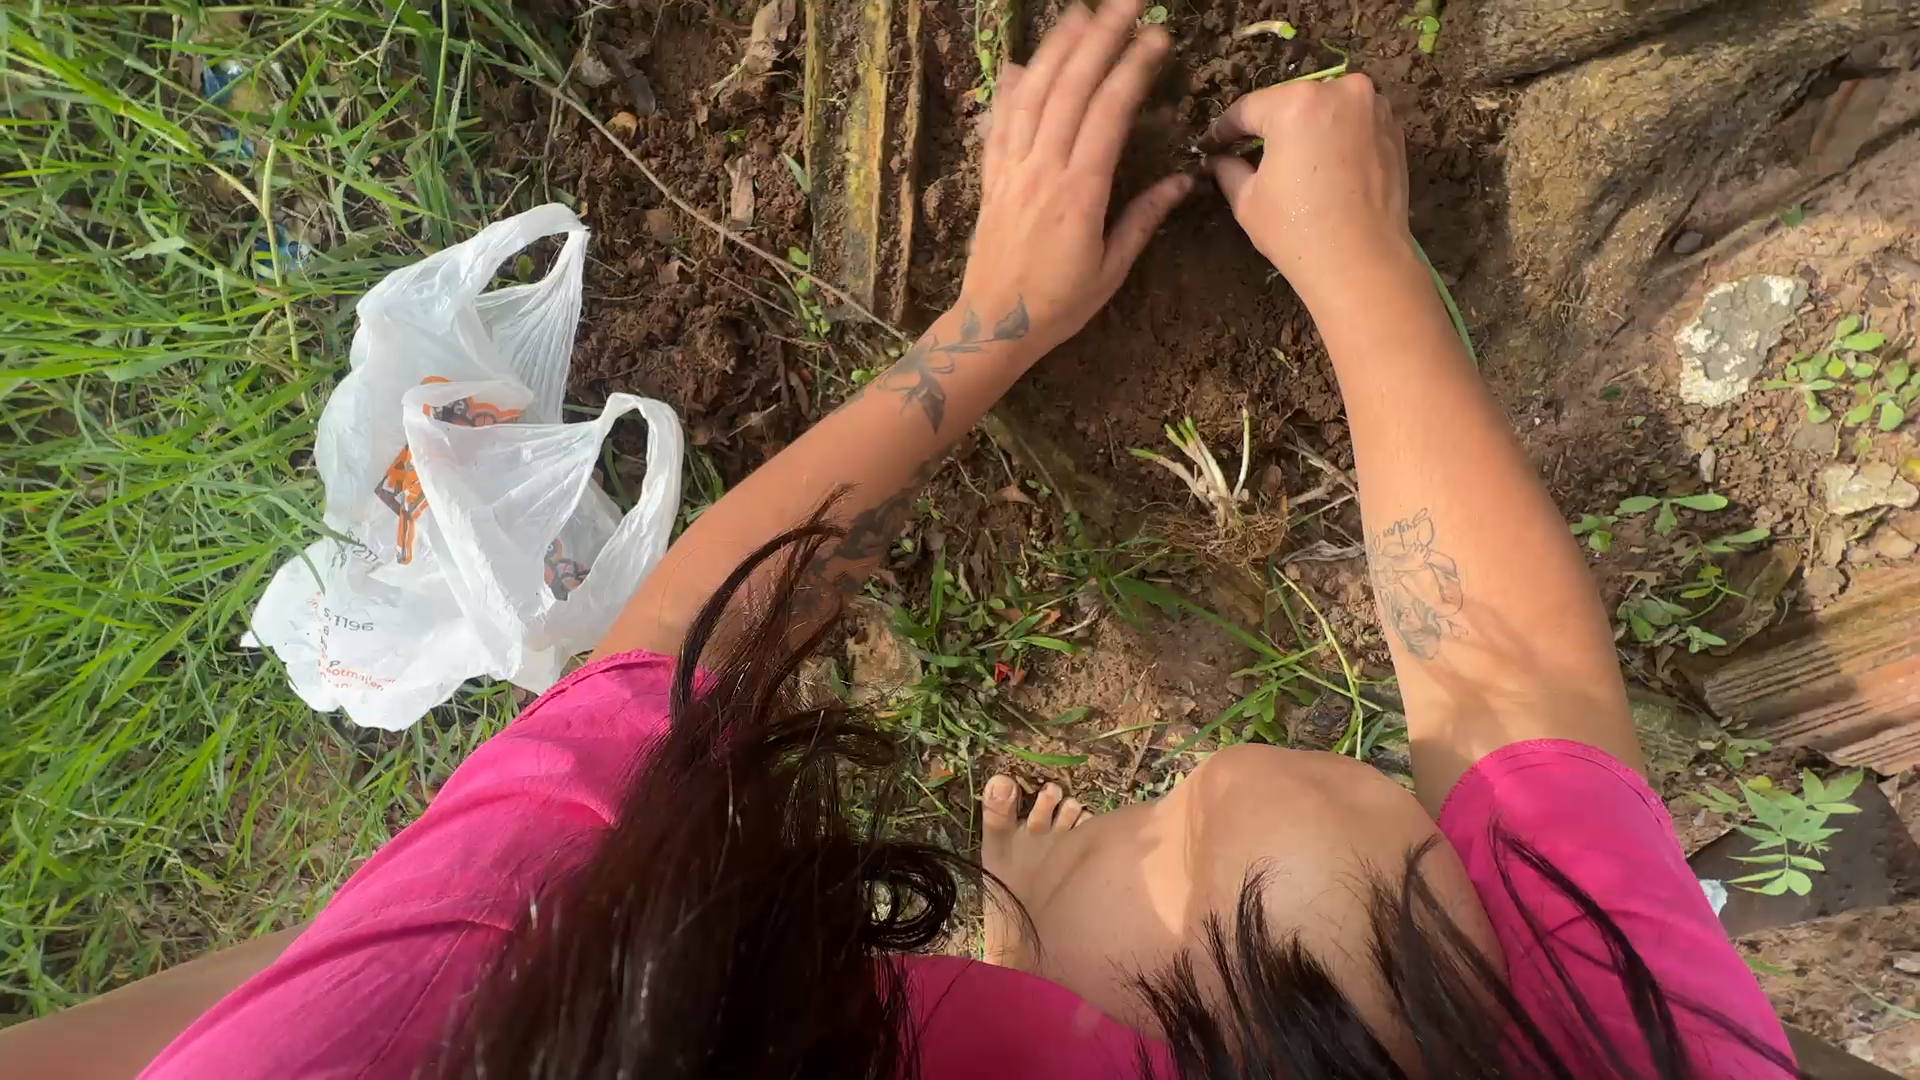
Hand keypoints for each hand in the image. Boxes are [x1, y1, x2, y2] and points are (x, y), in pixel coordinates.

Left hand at [959, 0, 1192, 355]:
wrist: (994, 325)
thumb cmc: (1057, 305)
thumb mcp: (1110, 270)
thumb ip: (1142, 220)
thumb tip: (1181, 181)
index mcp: (1079, 192)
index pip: (1109, 111)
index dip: (1133, 67)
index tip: (1156, 36)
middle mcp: (1041, 170)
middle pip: (1070, 87)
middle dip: (1100, 37)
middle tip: (1126, 2)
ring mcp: (1011, 171)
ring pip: (1031, 95)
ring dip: (1055, 48)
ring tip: (1080, 13)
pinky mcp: (990, 180)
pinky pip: (999, 124)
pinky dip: (1010, 89)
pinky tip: (1019, 63)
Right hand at [1203, 75, 1416, 310]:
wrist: (1358, 257)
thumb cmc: (1294, 230)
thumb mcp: (1247, 201)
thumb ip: (1229, 170)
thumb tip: (1218, 160)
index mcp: (1296, 104)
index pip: (1247, 108)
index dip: (1223, 129)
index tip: (1210, 146)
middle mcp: (1339, 90)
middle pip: (1289, 102)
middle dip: (1266, 126)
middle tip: (1247, 153)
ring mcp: (1372, 105)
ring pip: (1323, 107)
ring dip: (1303, 128)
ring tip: (1288, 159)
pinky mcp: (1393, 126)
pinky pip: (1351, 122)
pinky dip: (1332, 136)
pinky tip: (1321, 167)